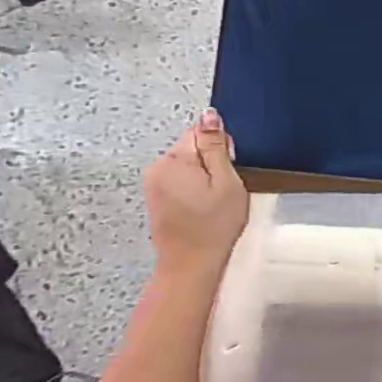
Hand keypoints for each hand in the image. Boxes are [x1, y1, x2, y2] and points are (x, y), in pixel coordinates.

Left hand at [143, 108, 247, 279]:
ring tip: (212, 202)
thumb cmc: (213, 228)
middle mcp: (158, 167)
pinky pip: (179, 180)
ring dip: (201, 178)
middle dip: (210, 163)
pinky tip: (202, 209)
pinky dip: (192, 190)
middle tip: (222, 190)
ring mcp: (153, 183)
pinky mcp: (155, 197)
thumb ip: (216, 145)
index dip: (220, 148)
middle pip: (192, 147)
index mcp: (175, 159)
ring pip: (187, 165)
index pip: (201, 130)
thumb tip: (210, 115)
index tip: (227, 168)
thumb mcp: (226, 182)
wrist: (190, 266)